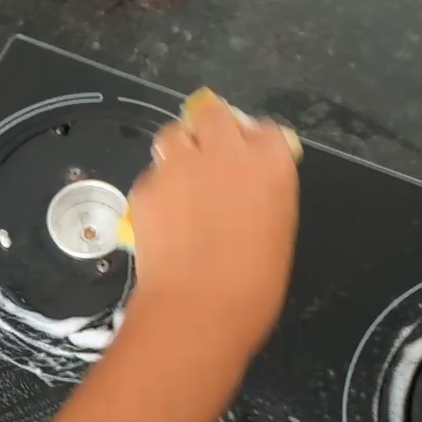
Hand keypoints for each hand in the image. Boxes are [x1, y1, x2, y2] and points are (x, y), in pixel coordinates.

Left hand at [124, 91, 298, 349]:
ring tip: (181, 180)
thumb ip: (263, 194)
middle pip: (213, 114)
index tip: (249, 158)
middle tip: (209, 156)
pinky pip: (151, 174)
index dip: (254, 143)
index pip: (266, 130)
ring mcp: (179, 166)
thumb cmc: (252, 284)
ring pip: (174, 135)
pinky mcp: (145, 186)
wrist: (197, 307)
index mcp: (270, 163)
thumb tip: (248, 187)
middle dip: (211, 129)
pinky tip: (162, 216)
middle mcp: (224, 152)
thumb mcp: (277, 230)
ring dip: (180, 149)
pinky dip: (158, 187)